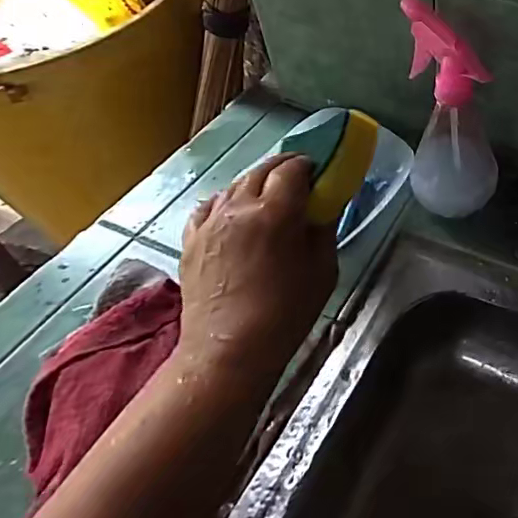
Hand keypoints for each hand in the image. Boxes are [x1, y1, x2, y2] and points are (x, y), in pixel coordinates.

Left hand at [176, 153, 334, 379]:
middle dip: (285, 167)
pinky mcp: (191, 241)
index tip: (321, 172)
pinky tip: (235, 211)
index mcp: (276, 212)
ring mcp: (210, 224)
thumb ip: (324, 228)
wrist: (228, 353)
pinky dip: (225, 201)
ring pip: (234, 185)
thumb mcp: (323, 267)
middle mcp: (239, 209)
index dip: (310, 165)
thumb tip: (325, 204)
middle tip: (302, 179)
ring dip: (256, 182)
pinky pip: (208, 207)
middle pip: (262, 169)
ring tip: (269, 197)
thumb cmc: (286, 312)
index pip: (292, 168)